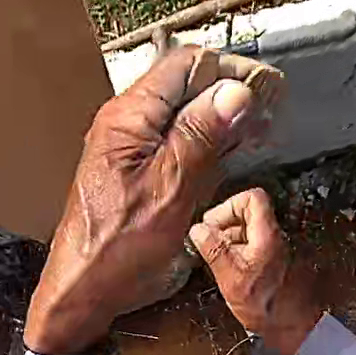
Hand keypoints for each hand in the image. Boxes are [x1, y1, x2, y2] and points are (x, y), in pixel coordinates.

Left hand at [24, 47, 271, 354]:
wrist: (86, 287)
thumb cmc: (115, 249)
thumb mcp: (168, 190)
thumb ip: (200, 137)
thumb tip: (234, 93)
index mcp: (130, 118)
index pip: (187, 66)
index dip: (232, 71)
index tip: (267, 86)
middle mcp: (129, 125)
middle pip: (187, 87)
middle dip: (231, 92)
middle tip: (269, 107)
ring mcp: (134, 148)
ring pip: (185, 115)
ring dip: (223, 117)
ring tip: (259, 127)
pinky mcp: (140, 171)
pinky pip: (179, 144)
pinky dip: (208, 143)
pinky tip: (231, 151)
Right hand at [189, 187, 322, 354]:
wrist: (288, 326)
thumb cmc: (264, 306)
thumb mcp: (230, 278)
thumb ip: (214, 250)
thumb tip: (198, 230)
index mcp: (266, 235)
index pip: (252, 198)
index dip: (228, 206)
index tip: (213, 225)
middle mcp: (274, 236)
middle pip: (247, 211)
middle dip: (224, 223)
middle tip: (209, 241)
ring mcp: (274, 247)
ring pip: (247, 228)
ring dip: (228, 238)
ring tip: (216, 257)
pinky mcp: (271, 259)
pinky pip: (250, 243)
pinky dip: (236, 249)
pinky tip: (227, 267)